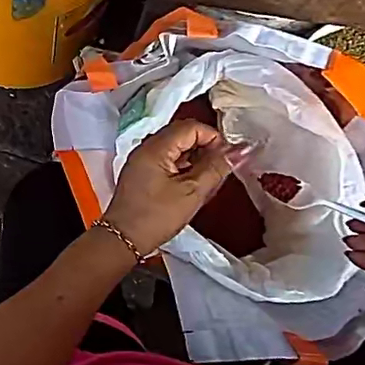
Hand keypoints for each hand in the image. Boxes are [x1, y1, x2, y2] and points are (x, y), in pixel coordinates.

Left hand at [102, 120, 252, 254]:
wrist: (123, 238)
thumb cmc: (156, 216)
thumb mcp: (192, 192)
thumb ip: (217, 167)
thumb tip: (241, 150)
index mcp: (155, 147)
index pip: (191, 126)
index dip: (214, 138)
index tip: (227, 158)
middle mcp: (145, 147)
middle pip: (182, 133)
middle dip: (205, 147)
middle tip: (219, 168)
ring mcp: (141, 159)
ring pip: (174, 146)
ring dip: (194, 157)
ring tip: (207, 179)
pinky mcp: (141, 171)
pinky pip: (165, 158)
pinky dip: (182, 166)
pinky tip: (191, 184)